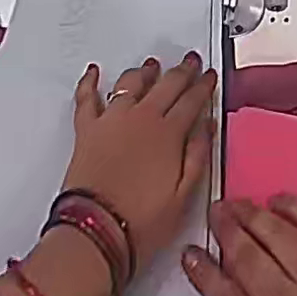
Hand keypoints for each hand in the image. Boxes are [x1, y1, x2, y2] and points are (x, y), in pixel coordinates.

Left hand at [65, 53, 216, 264]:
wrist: (95, 234)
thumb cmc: (141, 222)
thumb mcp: (184, 196)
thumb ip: (198, 155)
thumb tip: (207, 126)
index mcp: (169, 133)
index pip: (192, 100)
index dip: (203, 86)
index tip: (209, 76)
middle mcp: (142, 118)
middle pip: (167, 84)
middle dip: (182, 70)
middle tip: (190, 61)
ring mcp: (113, 120)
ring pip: (132, 82)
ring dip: (145, 71)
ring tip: (152, 66)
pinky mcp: (87, 130)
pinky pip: (87, 97)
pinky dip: (90, 82)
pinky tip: (94, 71)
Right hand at [183, 196, 296, 295]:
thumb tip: (221, 287)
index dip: (206, 274)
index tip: (192, 255)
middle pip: (251, 262)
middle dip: (226, 232)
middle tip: (214, 215)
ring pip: (279, 237)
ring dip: (252, 215)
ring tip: (236, 204)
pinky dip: (293, 208)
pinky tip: (276, 201)